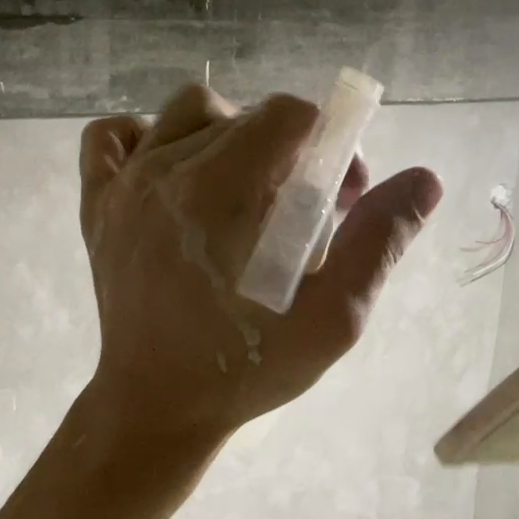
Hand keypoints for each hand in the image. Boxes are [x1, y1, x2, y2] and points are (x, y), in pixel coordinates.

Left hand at [79, 84, 441, 441]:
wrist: (157, 407)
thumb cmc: (249, 368)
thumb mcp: (334, 317)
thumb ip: (380, 242)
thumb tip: (424, 179)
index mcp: (222, 192)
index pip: (287, 114)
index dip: (328, 143)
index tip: (339, 193)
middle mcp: (165, 171)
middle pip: (244, 114)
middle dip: (289, 146)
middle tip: (302, 203)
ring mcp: (122, 184)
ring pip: (184, 111)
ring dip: (226, 133)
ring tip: (242, 186)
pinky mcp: (95, 203)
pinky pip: (109, 136)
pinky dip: (143, 137)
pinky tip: (172, 172)